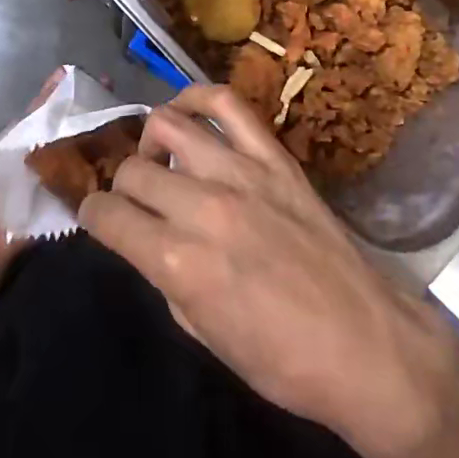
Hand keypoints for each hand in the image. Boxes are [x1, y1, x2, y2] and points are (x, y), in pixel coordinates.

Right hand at [80, 86, 458, 457]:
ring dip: (150, 143)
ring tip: (160, 160)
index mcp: (178, 262)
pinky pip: (227, 104)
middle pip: (132, 169)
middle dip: (121, 188)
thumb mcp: (203, 333)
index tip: (98, 219)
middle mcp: (202, 207)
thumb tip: (147, 239)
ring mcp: (242, 173)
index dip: (92, 216)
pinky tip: (187, 112)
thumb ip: (165, 276)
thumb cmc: (282, 360)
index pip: (106, 215)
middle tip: (135, 202)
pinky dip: (197, 98)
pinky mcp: (275, 157)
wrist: (366, 345)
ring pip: (168, 125)